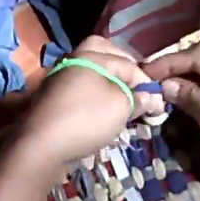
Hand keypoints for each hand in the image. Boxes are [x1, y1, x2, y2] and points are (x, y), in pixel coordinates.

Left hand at [11, 36, 166, 170]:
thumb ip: (139, 98)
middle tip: (137, 91)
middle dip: (123, 71)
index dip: (145, 81)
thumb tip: (152, 97)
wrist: (41, 146)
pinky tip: (102, 115)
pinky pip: (80, 93)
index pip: (127, 62)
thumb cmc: (86, 119)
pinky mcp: (52, 102)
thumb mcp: (121, 106)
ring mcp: (59, 81)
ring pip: (91, 76)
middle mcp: (72, 61)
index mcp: (90, 54)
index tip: (157, 102)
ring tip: (123, 105)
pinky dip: (94, 100)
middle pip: (103, 57)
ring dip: (109, 87)